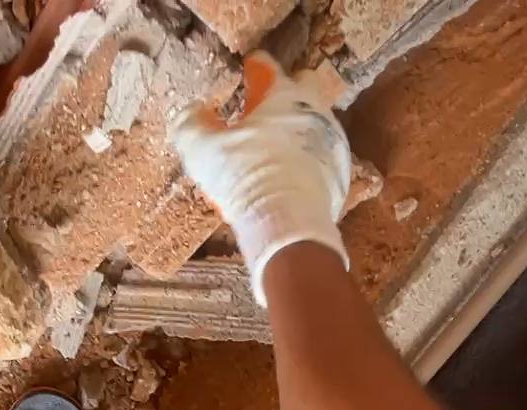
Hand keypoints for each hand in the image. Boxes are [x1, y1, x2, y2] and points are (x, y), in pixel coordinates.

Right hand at [171, 52, 351, 305]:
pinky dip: (302, 168)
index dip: (252, 69)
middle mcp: (314, 110)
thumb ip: (191, 125)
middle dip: (281, 100)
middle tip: (261, 117)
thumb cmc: (245, 176)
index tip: (246, 70)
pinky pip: (318, 162)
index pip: (267, 68)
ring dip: (292, 137)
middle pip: (299, 92)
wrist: (287, 225)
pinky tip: (285, 185)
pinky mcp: (338, 176)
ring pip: (310, 128)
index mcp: (283, 94)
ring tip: (271, 157)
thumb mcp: (203, 149)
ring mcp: (331, 143)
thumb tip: (189, 112)